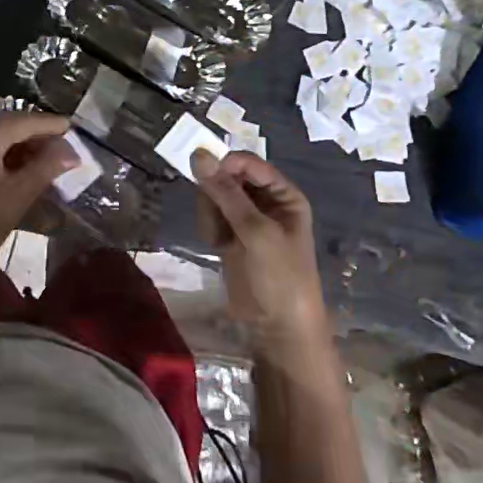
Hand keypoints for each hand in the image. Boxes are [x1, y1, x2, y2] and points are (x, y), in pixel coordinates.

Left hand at [0, 113, 79, 283]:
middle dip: (39, 137)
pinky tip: (21, 173)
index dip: (53, 126)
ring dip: (23, 148)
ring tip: (48, 166)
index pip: (25, 120)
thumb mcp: (16, 198)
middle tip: (66, 152)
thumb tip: (72, 152)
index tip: (77, 132)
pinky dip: (5, 156)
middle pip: (10, 125)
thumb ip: (46, 168)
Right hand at [193, 150, 331, 359]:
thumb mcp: (256, 232)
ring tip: (218, 236)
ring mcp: (247, 220)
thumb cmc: (280, 274)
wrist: (278, 326)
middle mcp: (266, 202)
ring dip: (211, 212)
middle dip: (216, 192)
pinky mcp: (231, 237)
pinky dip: (209, 227)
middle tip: (214, 214)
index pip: (250, 164)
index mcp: (284, 195)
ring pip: (216, 196)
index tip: (203, 172)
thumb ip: (227, 194)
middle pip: (229, 177)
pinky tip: (217, 245)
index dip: (226, 164)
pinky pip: (212, 217)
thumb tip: (199, 155)